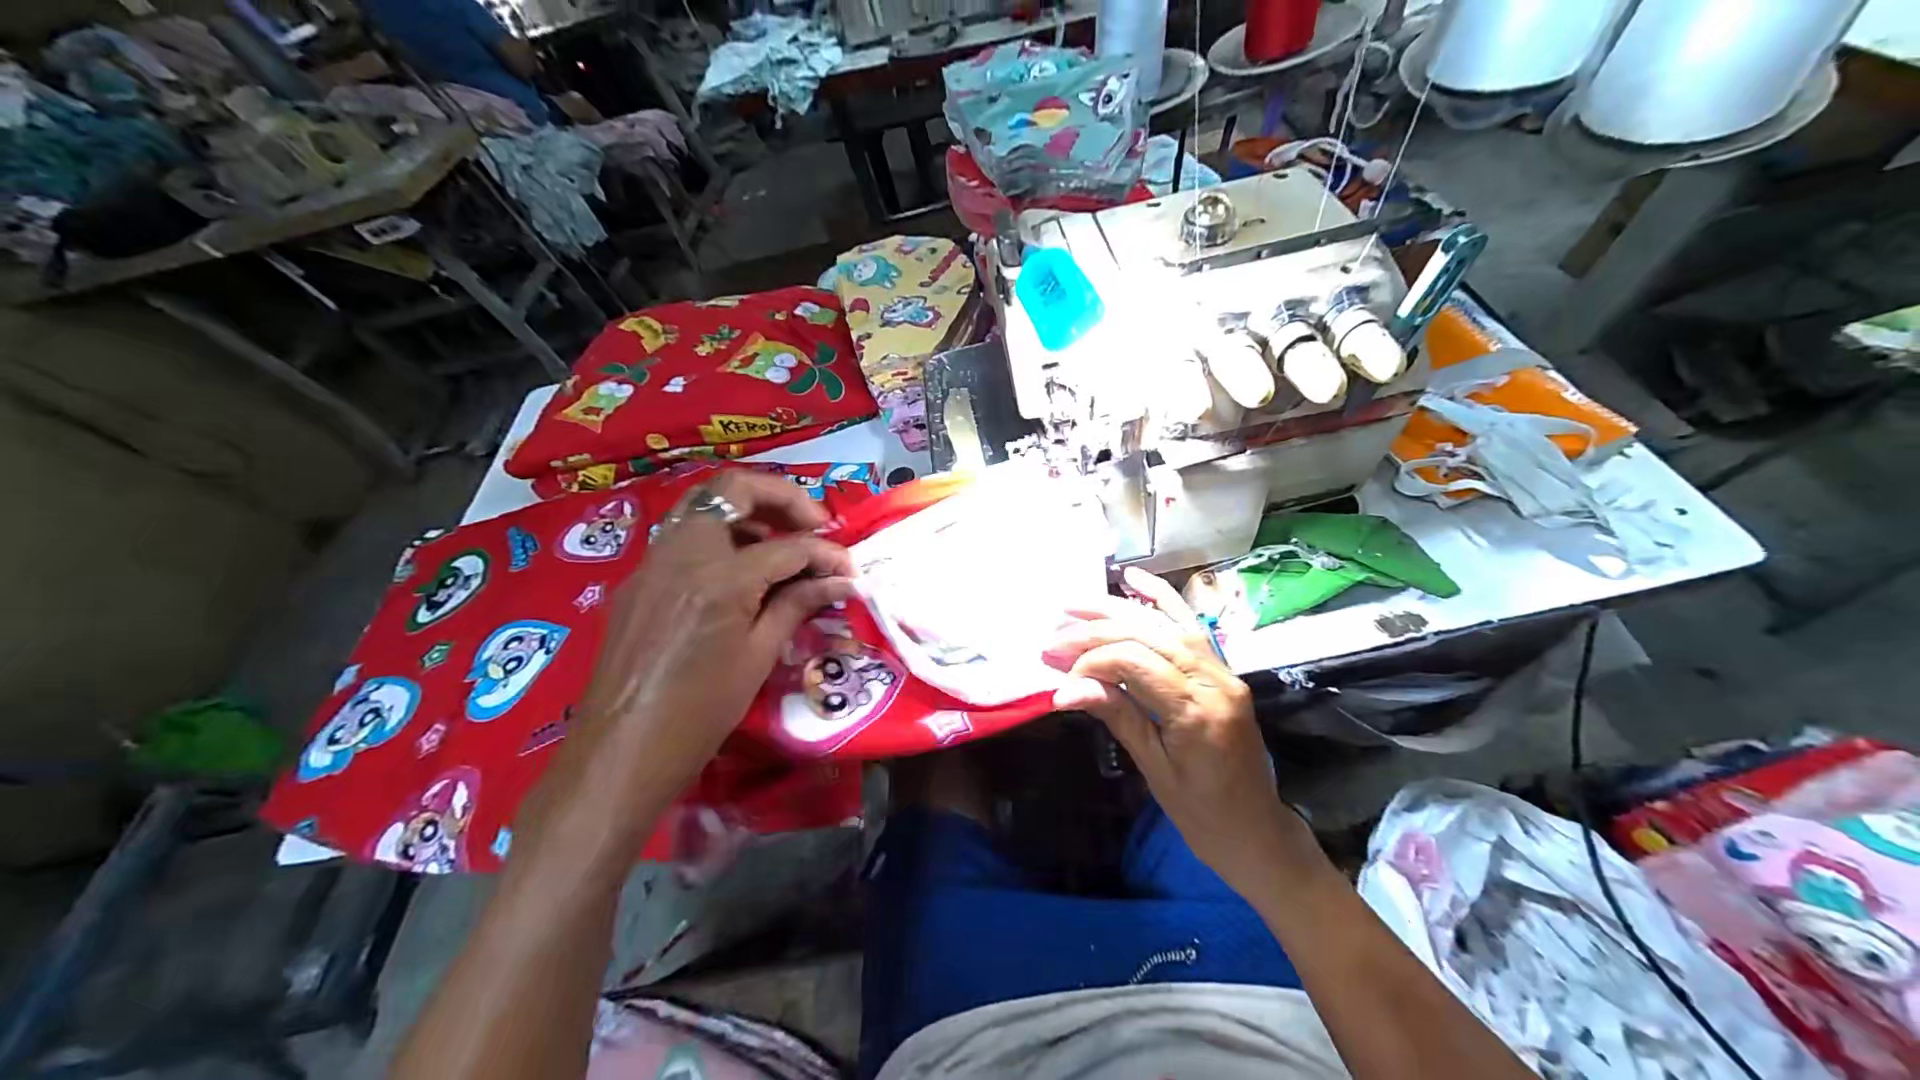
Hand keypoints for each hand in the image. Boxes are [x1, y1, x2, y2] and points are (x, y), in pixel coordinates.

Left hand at [541, 471, 852, 841]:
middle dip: (782, 498)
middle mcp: (682, 552)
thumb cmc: (700, 712)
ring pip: (704, 506)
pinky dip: (719, 538)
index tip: (848, 566)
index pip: (787, 546)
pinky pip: (683, 537)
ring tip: (780, 548)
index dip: (826, 552)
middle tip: (813, 527)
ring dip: (748, 514)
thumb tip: (842, 581)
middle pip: (734, 489)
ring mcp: (653, 561)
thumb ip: (798, 604)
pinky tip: (738, 573)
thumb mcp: (758, 657)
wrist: (621, 750)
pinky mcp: (639, 578)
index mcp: (719, 577)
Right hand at [1043, 567, 1316, 894]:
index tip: (1058, 671)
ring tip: (1077, 605)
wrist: (1256, 831)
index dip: (1093, 660)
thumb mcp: (1153, 769)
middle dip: (1096, 631)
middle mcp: (1215, 681)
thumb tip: (1066, 689)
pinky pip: (1191, 627)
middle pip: (1149, 636)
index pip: (1136, 663)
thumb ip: (1116, 715)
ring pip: (1167, 624)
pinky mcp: (1223, 671)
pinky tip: (1135, 581)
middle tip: (1054, 635)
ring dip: (1119, 610)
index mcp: (1198, 711)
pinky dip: (1162, 601)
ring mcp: (1224, 672)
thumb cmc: (1201, 814)